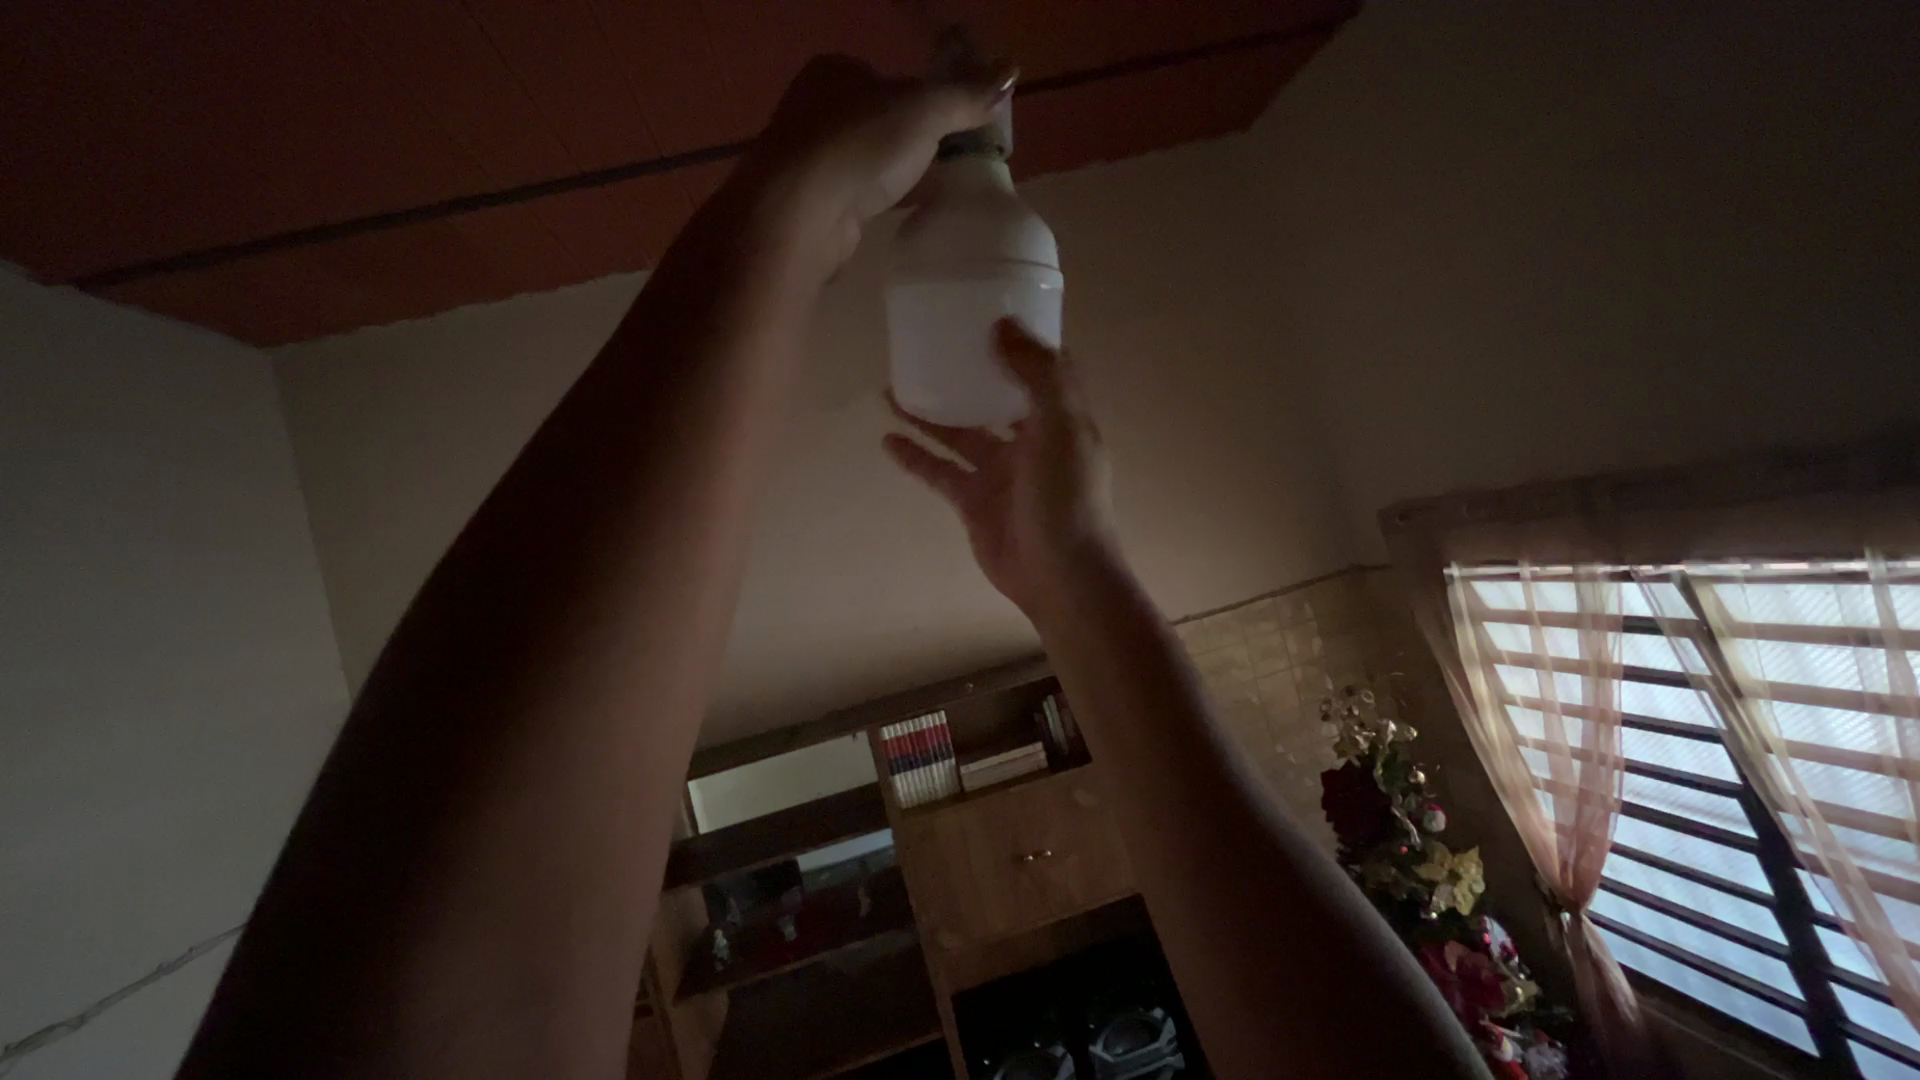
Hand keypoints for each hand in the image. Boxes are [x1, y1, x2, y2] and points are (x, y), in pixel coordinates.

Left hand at [744, 55, 1015, 264]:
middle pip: (875, 122)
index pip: (887, 79)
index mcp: (835, 71)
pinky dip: (872, 204)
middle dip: (906, 143)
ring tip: (925, 194)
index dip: (921, 100)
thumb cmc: (861, 146)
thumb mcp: (924, 111)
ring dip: (889, 176)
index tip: (949, 128)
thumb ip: (965, 95)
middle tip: (945, 165)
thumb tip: (1011, 71)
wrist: (801, 212)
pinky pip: (851, 197)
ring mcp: (807, 159)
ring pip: (862, 162)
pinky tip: (892, 217)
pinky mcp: (808, 204)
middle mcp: (813, 109)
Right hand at [885, 320, 1117, 615]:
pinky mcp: (973, 502)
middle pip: (990, 398)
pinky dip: (915, 456)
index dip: (1015, 344)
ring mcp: (999, 473)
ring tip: (891, 388)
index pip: (1038, 371)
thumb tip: (1003, 324)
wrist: (1059, 575)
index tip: (982, 315)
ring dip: (928, 412)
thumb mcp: (1062, 425)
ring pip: (958, 432)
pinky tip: (888, 438)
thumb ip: (1038, 374)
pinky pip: (939, 472)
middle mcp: (1029, 441)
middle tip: (924, 349)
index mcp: (1058, 419)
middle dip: (962, 376)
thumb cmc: (1067, 497)